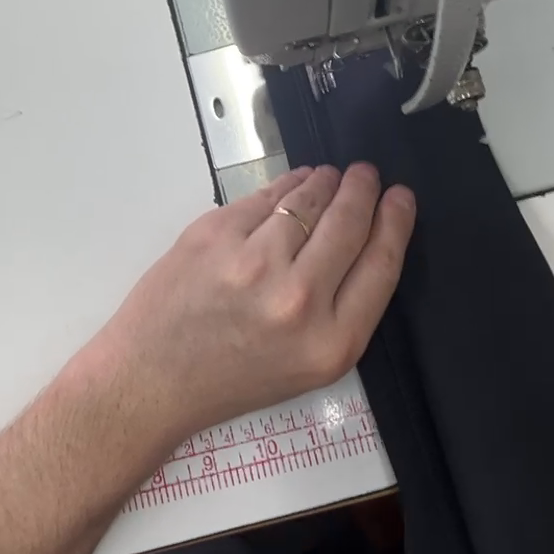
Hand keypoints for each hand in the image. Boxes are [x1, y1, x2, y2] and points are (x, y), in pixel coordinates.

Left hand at [85, 163, 415, 447]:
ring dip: (327, 181)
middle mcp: (299, 299)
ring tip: (333, 176)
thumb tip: (364, 241)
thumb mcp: (308, 365)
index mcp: (332, 342)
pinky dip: (287, 183)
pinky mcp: (216, 234)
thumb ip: (343, 310)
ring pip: (308, 200)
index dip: (395, 222)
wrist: (152, 378)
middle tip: (367, 175)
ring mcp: (253, 261)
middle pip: (349, 223)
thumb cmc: (231, 378)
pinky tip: (297, 181)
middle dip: (364, 190)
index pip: (381, 264)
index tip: (401, 199)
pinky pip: (266, 196)